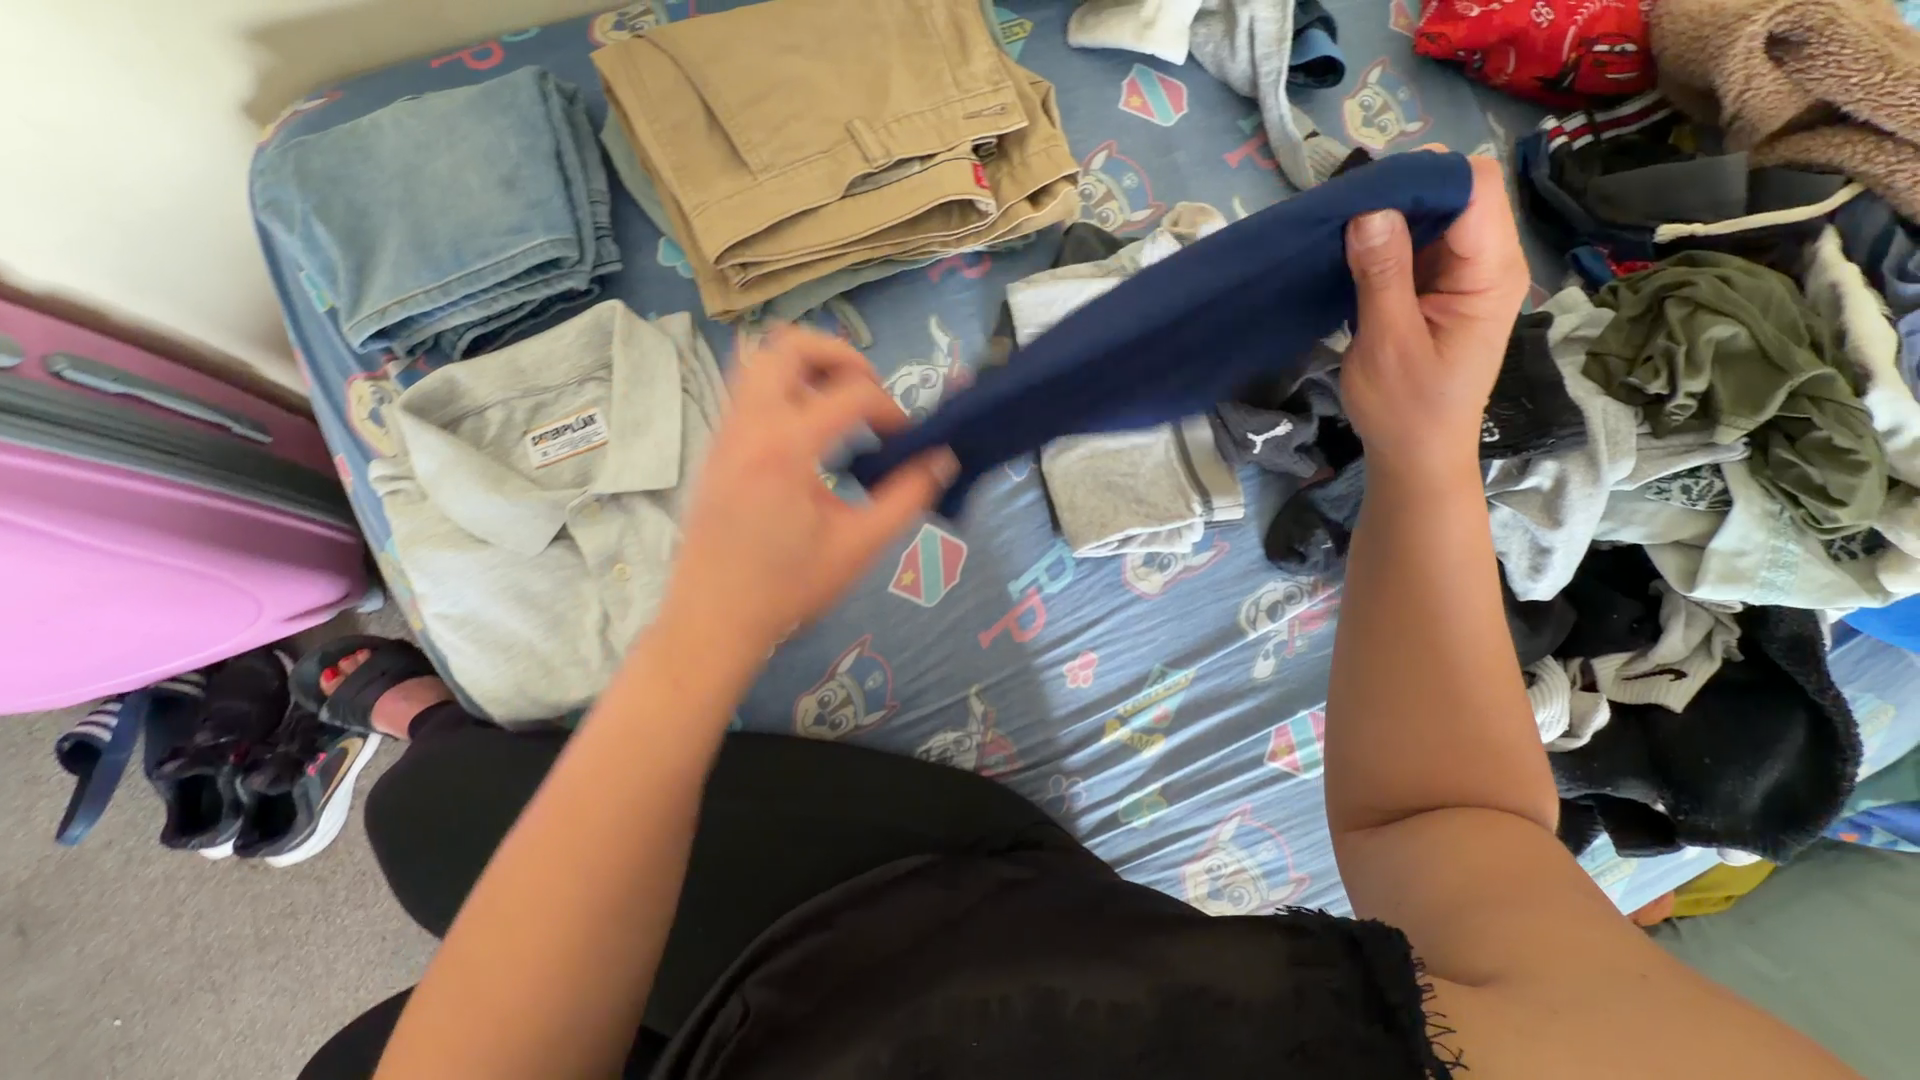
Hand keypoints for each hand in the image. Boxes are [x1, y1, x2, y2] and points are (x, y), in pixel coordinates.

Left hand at [661, 326, 957, 653]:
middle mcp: (750, 424)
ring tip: (840, 406)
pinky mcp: (717, 447)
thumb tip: (941, 459)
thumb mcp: (858, 547)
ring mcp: (726, 431)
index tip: (906, 441)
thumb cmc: (787, 588)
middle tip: (869, 395)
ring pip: (761, 360)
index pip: (851, 393)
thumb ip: (906, 497)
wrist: (713, 619)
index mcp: (786, 447)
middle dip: (841, 358)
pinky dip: (784, 390)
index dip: (890, 409)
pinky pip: (748, 390)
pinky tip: (809, 437)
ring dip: (807, 368)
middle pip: (791, 346)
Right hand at [1339, 155, 1529, 477]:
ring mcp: (1466, 274)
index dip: (1424, 178)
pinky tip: (1354, 253)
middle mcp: (1488, 263)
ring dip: (1390, 216)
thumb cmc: (1406, 408)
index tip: (1365, 198)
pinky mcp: (1442, 288)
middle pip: (1458, 192)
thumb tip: (1369, 209)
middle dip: (1402, 193)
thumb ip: (1382, 273)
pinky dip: (1388, 240)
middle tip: (1344, 214)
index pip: (1474, 187)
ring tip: (1342, 232)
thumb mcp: (1387, 342)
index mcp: (1490, 273)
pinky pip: (1422, 242)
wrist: (1417, 455)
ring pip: (1436, 214)